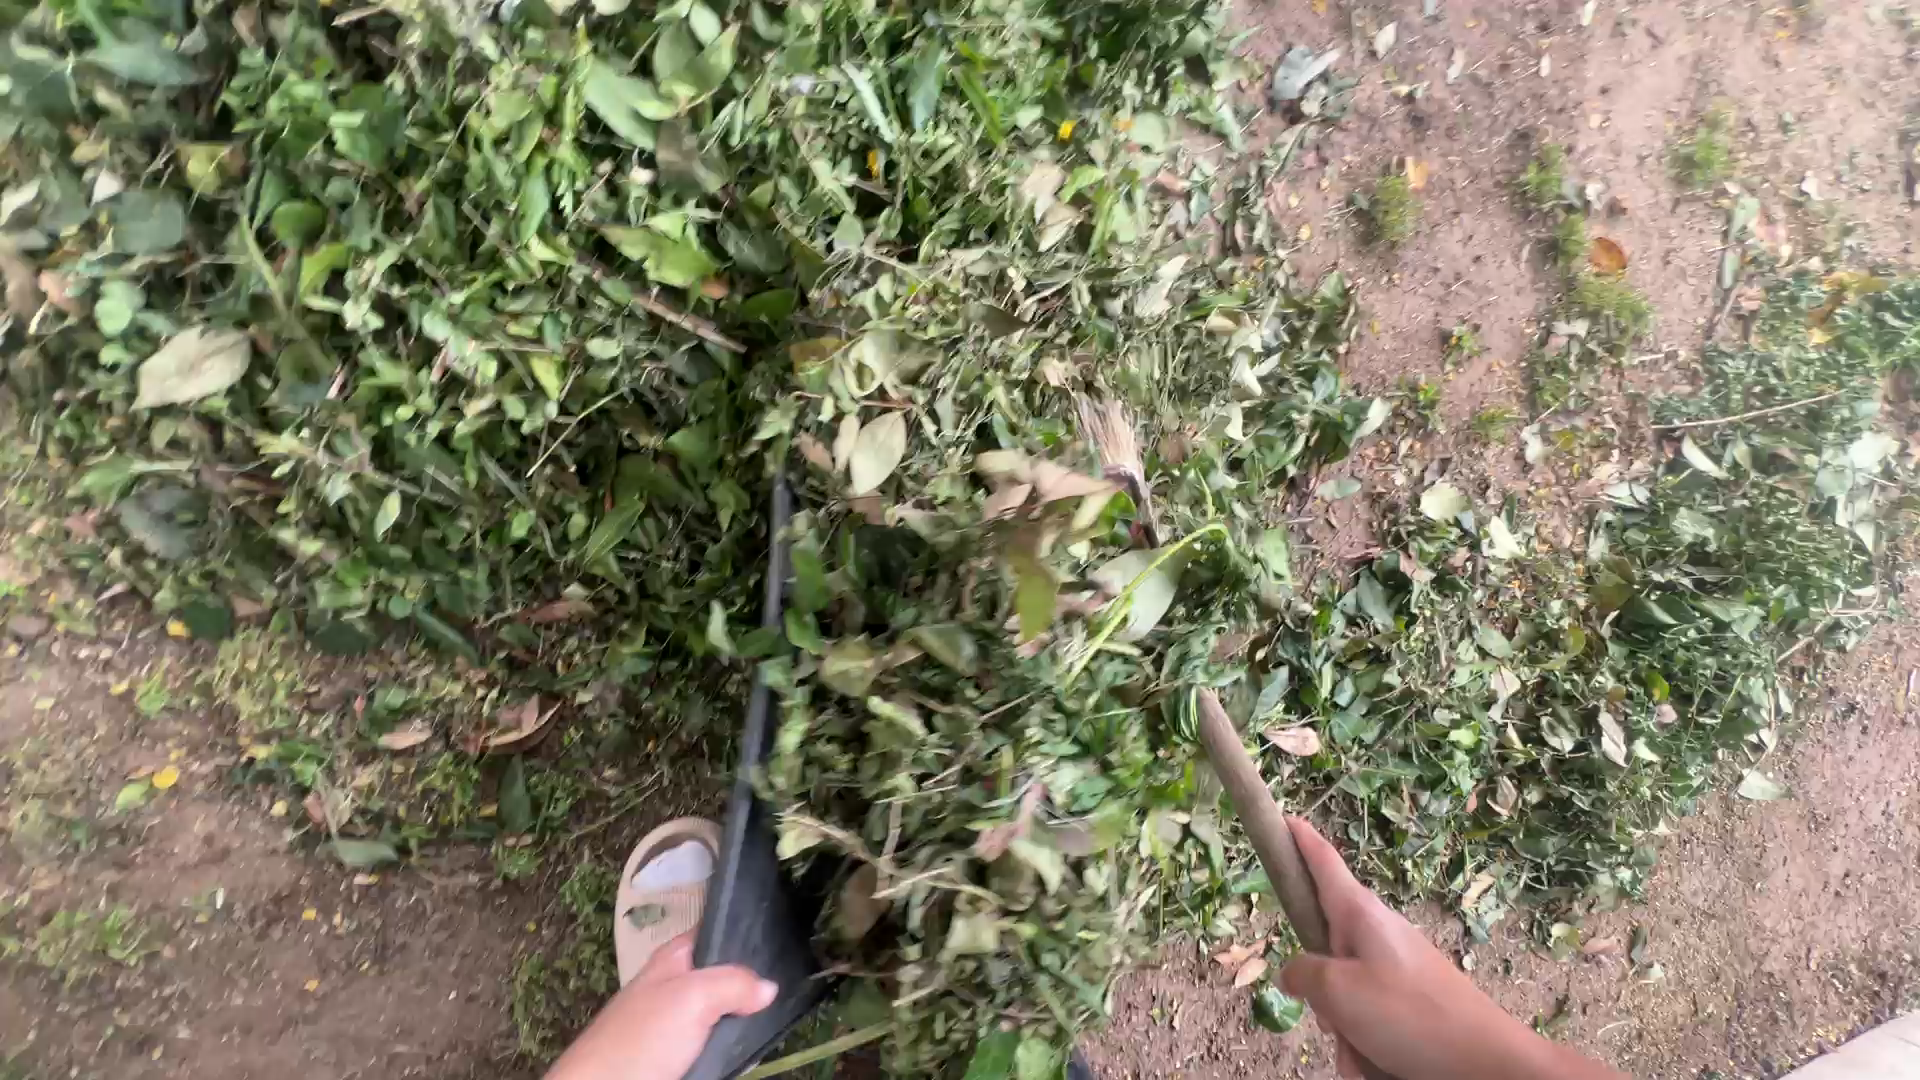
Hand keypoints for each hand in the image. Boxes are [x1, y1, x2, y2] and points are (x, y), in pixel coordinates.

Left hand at [546, 933, 777, 1079]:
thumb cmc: (641, 1040)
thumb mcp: (693, 998)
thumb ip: (735, 982)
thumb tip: (770, 986)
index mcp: (677, 957)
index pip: (721, 930)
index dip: (751, 932)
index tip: (785, 938)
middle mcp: (679, 985)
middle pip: (728, 975)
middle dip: (755, 983)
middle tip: (788, 987)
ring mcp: (679, 1025)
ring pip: (725, 1014)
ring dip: (746, 1021)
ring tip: (779, 1020)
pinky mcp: (679, 1059)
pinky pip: (716, 1046)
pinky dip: (734, 1049)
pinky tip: (753, 1050)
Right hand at [1278, 818, 1623, 1079]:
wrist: (1496, 1066)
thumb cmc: (1411, 1015)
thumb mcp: (1338, 992)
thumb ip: (1303, 974)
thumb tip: (1294, 972)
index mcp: (1358, 911)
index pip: (1321, 859)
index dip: (1298, 837)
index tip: (1282, 817)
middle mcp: (1376, 930)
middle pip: (1324, 942)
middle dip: (1318, 986)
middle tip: (1330, 1014)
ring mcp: (1397, 965)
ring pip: (1346, 988)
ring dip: (1345, 1026)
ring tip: (1361, 1054)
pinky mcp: (1415, 998)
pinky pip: (1372, 1015)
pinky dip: (1368, 1043)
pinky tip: (1377, 1066)